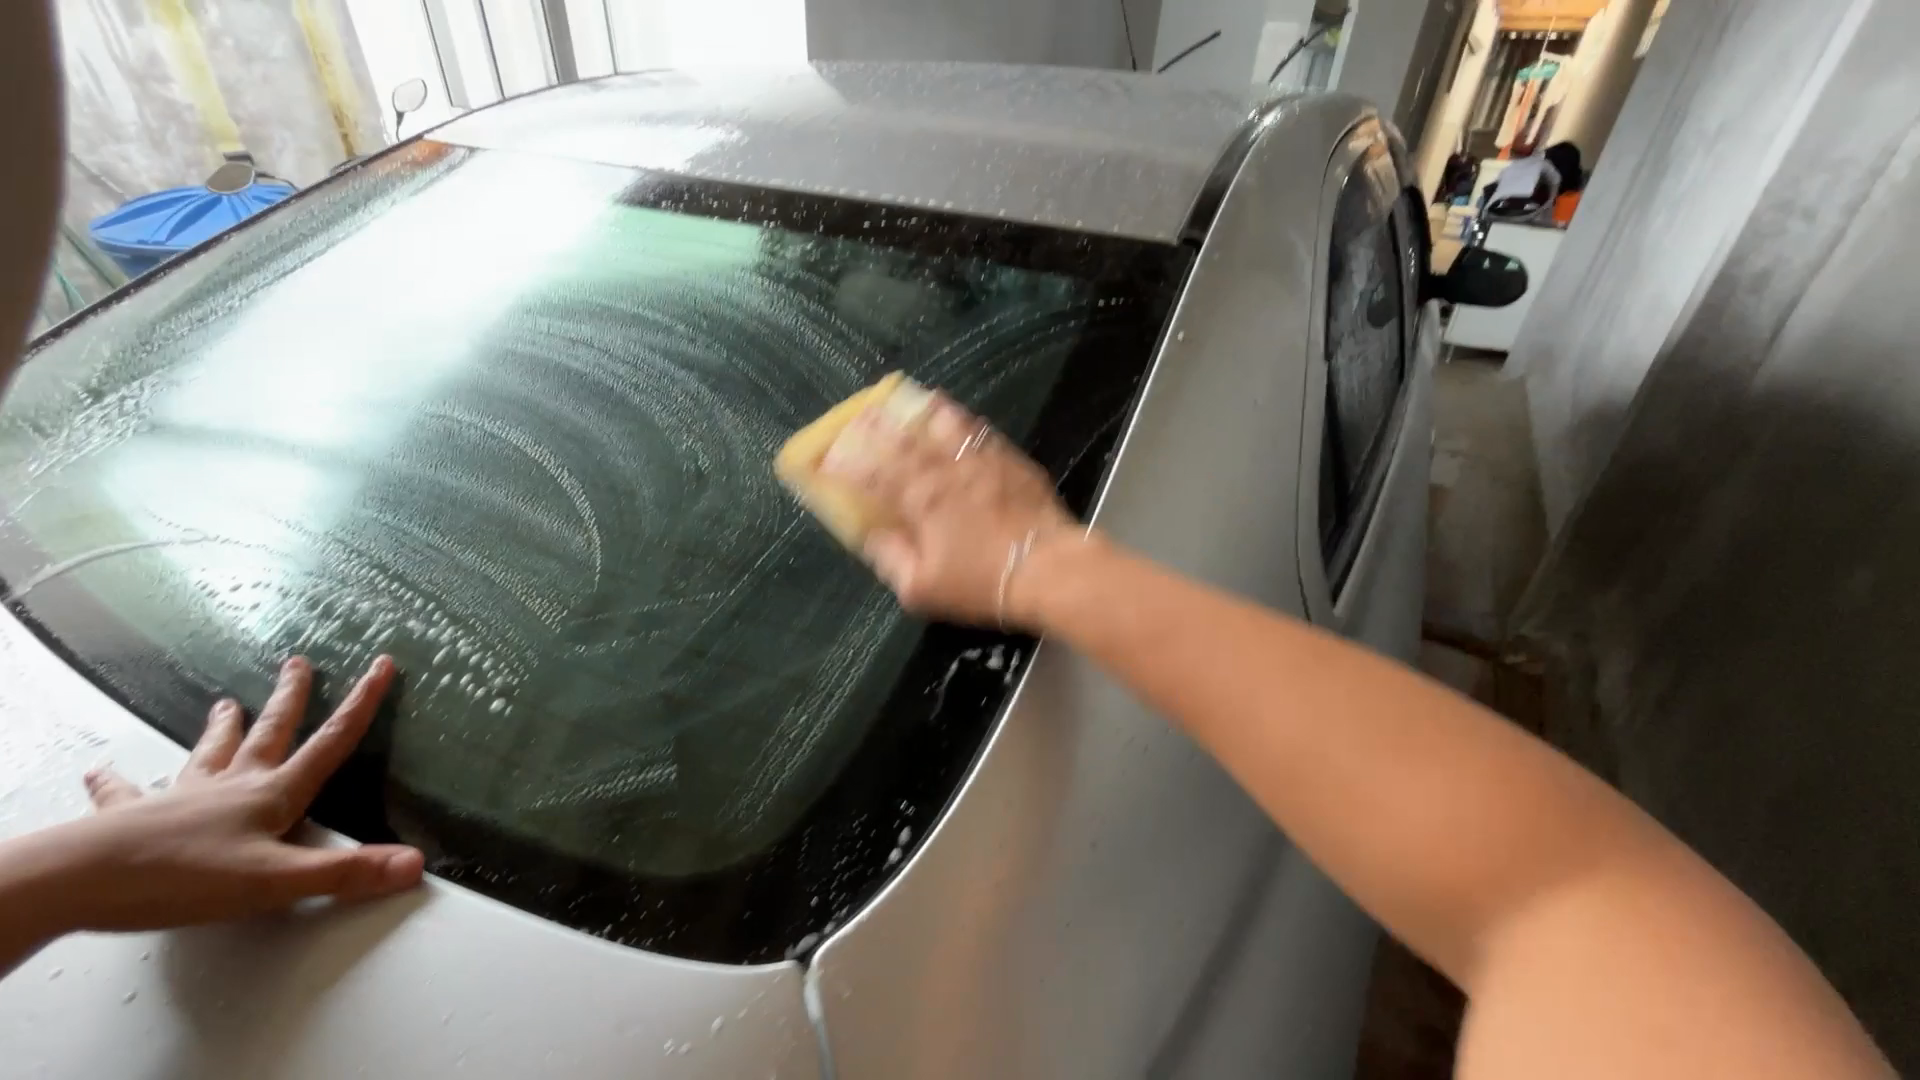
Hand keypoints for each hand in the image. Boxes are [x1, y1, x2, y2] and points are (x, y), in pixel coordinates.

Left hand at [61, 655, 422, 931]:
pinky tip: (102, 771)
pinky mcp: (127, 816)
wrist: (70, 882)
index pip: (331, 742)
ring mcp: (178, 796)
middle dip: (290, 698)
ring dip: (221, 727)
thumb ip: (346, 873)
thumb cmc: (179, 877)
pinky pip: (123, 792)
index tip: (380, 666)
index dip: (362, 703)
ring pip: (210, 753)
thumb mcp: (276, 883)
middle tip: (298, 663)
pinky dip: (115, 781)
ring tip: (226, 704)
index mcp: (272, 793)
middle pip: (271, 732)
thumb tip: (415, 864)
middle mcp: (232, 784)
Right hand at [819, 391, 1087, 628]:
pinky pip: (979, 431)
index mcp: (920, 501)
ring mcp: (981, 461)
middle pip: (904, 441)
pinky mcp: (1011, 461)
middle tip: (858, 415)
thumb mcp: (923, 588)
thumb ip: (892, 558)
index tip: (829, 458)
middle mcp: (946, 472)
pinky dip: (961, 420)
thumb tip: (871, 537)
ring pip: (943, 425)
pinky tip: (955, 415)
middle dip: (876, 428)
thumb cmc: (982, 583)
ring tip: (906, 400)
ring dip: (919, 411)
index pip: (873, 474)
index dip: (847, 463)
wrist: (1050, 568)